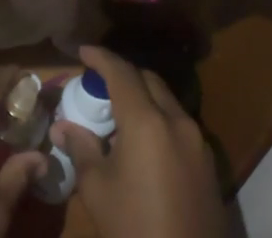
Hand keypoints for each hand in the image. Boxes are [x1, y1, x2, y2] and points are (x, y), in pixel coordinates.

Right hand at [55, 46, 223, 237]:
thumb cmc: (134, 226)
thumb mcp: (97, 189)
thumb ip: (81, 148)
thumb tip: (63, 127)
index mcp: (147, 121)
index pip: (121, 73)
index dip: (100, 58)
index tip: (82, 51)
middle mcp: (177, 121)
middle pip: (148, 81)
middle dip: (123, 74)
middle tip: (97, 84)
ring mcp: (198, 142)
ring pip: (167, 101)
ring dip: (142, 96)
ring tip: (117, 113)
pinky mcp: (208, 163)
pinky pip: (179, 124)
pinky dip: (158, 118)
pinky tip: (142, 141)